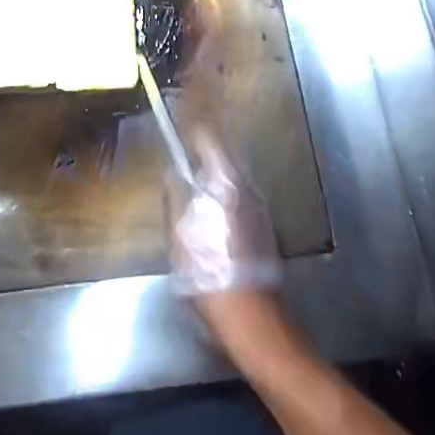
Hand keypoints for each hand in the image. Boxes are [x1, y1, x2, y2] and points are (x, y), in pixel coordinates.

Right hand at [167, 124, 283, 309]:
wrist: (254, 320)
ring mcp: (258, 206)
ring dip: (215, 164)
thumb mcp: (179, 236)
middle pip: (225, 151)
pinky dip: (223, 186)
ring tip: (193, 167)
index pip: (210, 137)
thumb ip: (175, 198)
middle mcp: (246, 188)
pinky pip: (239, 191)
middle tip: (186, 137)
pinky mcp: (262, 224)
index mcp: (225, 184)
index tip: (181, 115)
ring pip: (233, 172)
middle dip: (206, 141)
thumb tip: (172, 172)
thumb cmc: (211, 276)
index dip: (194, 123)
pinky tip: (209, 202)